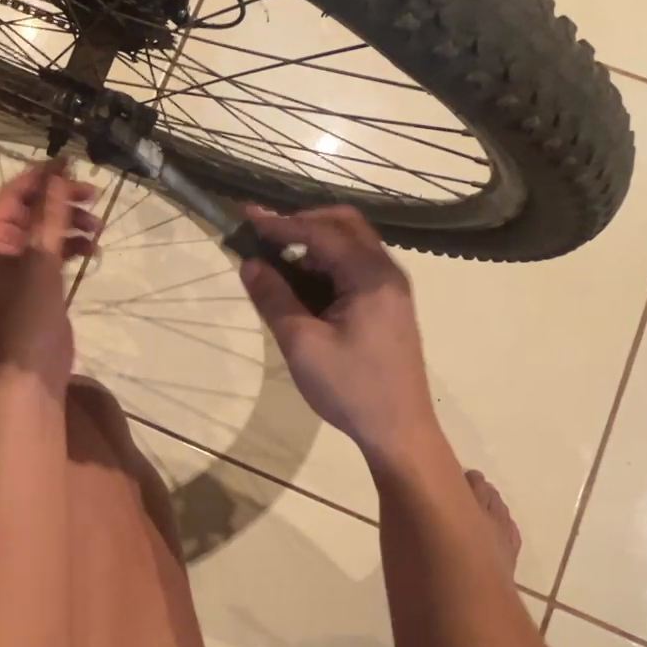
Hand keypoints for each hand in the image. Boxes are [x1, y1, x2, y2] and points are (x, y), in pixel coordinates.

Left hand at [0, 159, 97, 386]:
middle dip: (62, 200)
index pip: (14, 193)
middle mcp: (1, 248)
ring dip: (72, 223)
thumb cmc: (27, 313)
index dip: (42, 176)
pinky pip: (55, 252)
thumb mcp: (40, 259)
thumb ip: (50, 213)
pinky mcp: (38, 284)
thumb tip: (58, 171)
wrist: (31, 370)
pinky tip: (92, 249)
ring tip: (98, 228)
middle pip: (33, 209)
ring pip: (47, 230)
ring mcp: (20, 267)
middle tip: (94, 195)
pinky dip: (73, 246)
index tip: (73, 164)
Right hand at [239, 205, 436, 455]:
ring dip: (314, 242)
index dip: (281, 223)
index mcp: (370, 276)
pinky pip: (354, 266)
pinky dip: (326, 262)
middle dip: (302, 223)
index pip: (321, 232)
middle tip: (264, 234)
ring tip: (276, 256)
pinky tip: (300, 282)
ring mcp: (390, 288)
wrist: (399, 431)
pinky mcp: (387, 305)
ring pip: (350, 244)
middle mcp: (387, 272)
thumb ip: (274, 298)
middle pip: (344, 225)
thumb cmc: (350, 388)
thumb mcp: (302, 344)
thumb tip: (250, 263)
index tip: (246, 216)